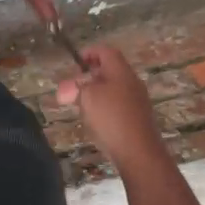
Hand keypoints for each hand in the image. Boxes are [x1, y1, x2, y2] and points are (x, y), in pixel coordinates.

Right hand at [56, 44, 167, 172]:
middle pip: (110, 70)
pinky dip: (104, 107)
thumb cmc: (111, 117)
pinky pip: (118, 105)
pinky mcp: (137, 119)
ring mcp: (137, 101)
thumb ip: (75, 88)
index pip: (106, 51)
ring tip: (81, 104)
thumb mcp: (87, 97)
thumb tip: (65, 88)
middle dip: (90, 75)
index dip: (89, 52)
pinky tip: (95, 121)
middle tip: (74, 85)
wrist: (139, 152)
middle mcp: (132, 82)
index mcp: (121, 71)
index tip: (75, 63)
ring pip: (114, 89)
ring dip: (96, 93)